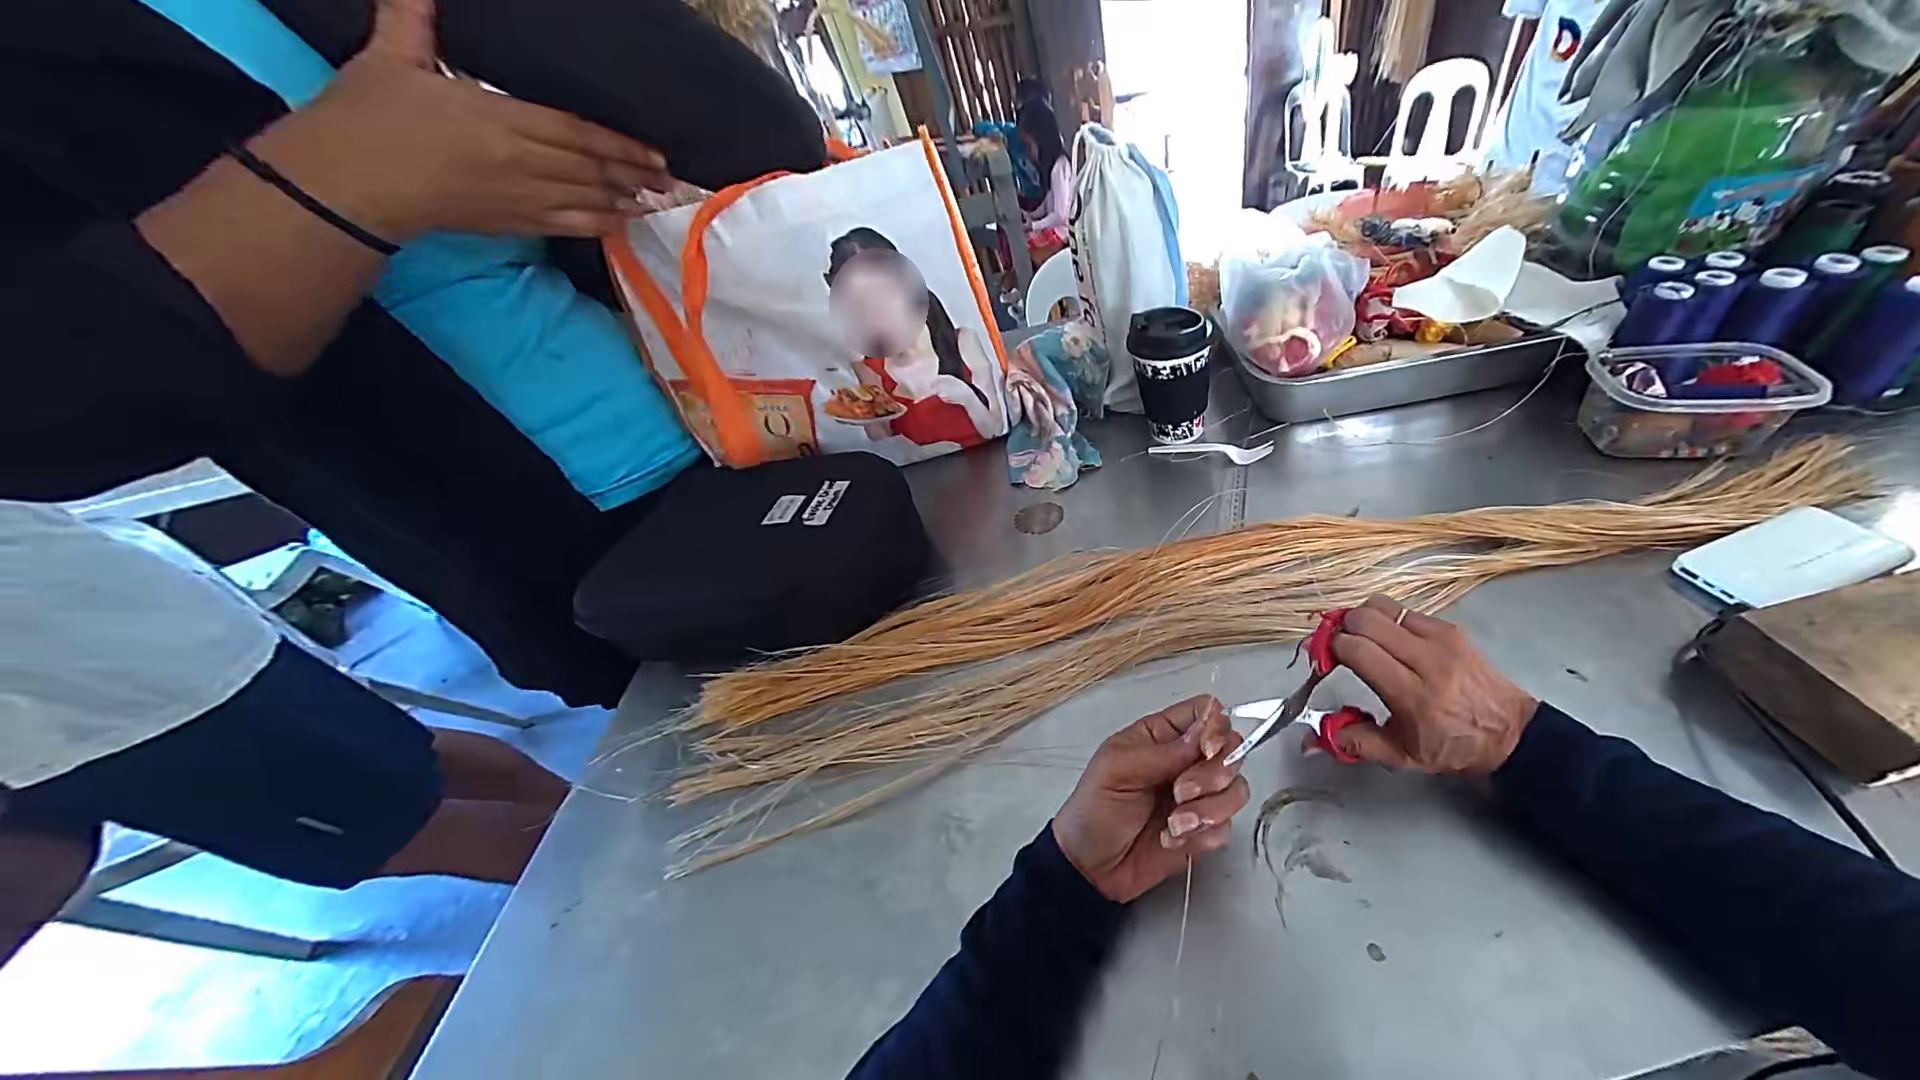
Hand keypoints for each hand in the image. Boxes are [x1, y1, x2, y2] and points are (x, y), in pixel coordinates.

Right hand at [247, 0, 672, 242]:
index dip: (621, 144)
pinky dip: (602, 225)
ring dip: (627, 199)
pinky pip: (572, 225)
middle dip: (636, 173)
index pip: (579, 134)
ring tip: (658, 199)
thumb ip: (414, 19)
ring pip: (591, 199)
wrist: (356, 183)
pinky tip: (623, 222)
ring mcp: (525, 197)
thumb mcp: (392, 57)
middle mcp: (524, 163)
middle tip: (671, 179)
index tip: (654, 152)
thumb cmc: (371, 117)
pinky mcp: (518, 223)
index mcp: (501, 119)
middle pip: (594, 169)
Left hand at [1053, 696, 1250, 902]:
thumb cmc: (1095, 807)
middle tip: (1180, 793)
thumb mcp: (1117, 769)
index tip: (1206, 749)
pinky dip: (1202, 836)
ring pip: (1235, 790)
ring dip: (1208, 810)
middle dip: (1212, 775)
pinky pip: (1226, 826)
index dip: (1215, 727)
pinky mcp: (1203, 829)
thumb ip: (1164, 751)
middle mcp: (1184, 760)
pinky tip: (1171, 840)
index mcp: (1159, 735)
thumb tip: (1207, 728)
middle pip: (1230, 750)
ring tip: (1174, 824)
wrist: (1092, 866)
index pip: (1204, 713)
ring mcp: (1196, 795)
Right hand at [1329, 595, 1539, 774]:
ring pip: (1382, 606)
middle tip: (1338, 645)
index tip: (1325, 660)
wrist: (1514, 735)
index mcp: (1413, 696)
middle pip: (1364, 619)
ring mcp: (1442, 640)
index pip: (1357, 650)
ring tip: (1360, 637)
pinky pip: (1403, 610)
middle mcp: (1428, 662)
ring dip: (1362, 618)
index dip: (1331, 648)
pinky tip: (1387, 638)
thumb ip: (1353, 741)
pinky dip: (1386, 618)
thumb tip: (1310, 737)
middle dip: (1341, 628)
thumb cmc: (1452, 746)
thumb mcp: (1400, 755)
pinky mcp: (1451, 629)